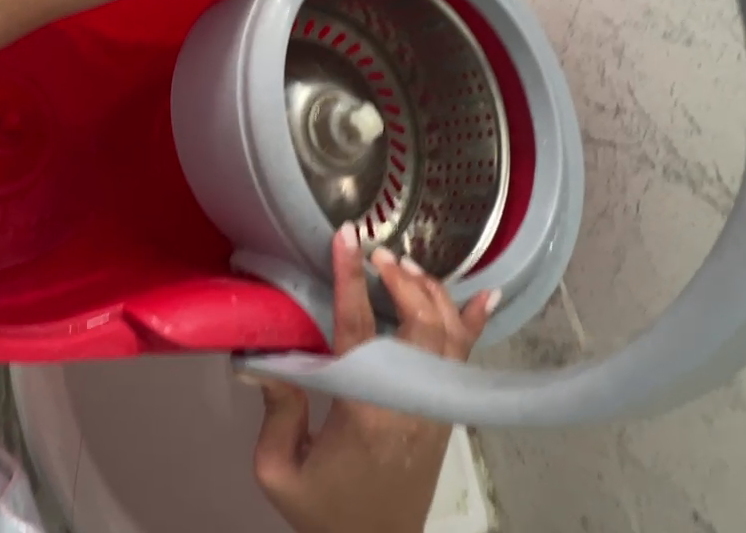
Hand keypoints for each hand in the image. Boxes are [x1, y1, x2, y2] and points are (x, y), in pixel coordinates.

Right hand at [252, 226, 496, 532]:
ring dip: (429, 292)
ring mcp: (437, 408)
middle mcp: (411, 404)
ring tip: (401, 264)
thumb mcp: (278, 470)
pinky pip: (466, 359)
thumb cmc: (323, 509)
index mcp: (365, 411)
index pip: (360, 330)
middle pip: (420, 324)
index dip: (350, 280)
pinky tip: (483, 294)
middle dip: (400, 280)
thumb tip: (262, 356)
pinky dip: (475, 322)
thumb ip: (276, 409)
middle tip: (375, 251)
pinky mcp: (446, 413)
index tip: (346, 240)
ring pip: (448, 334)